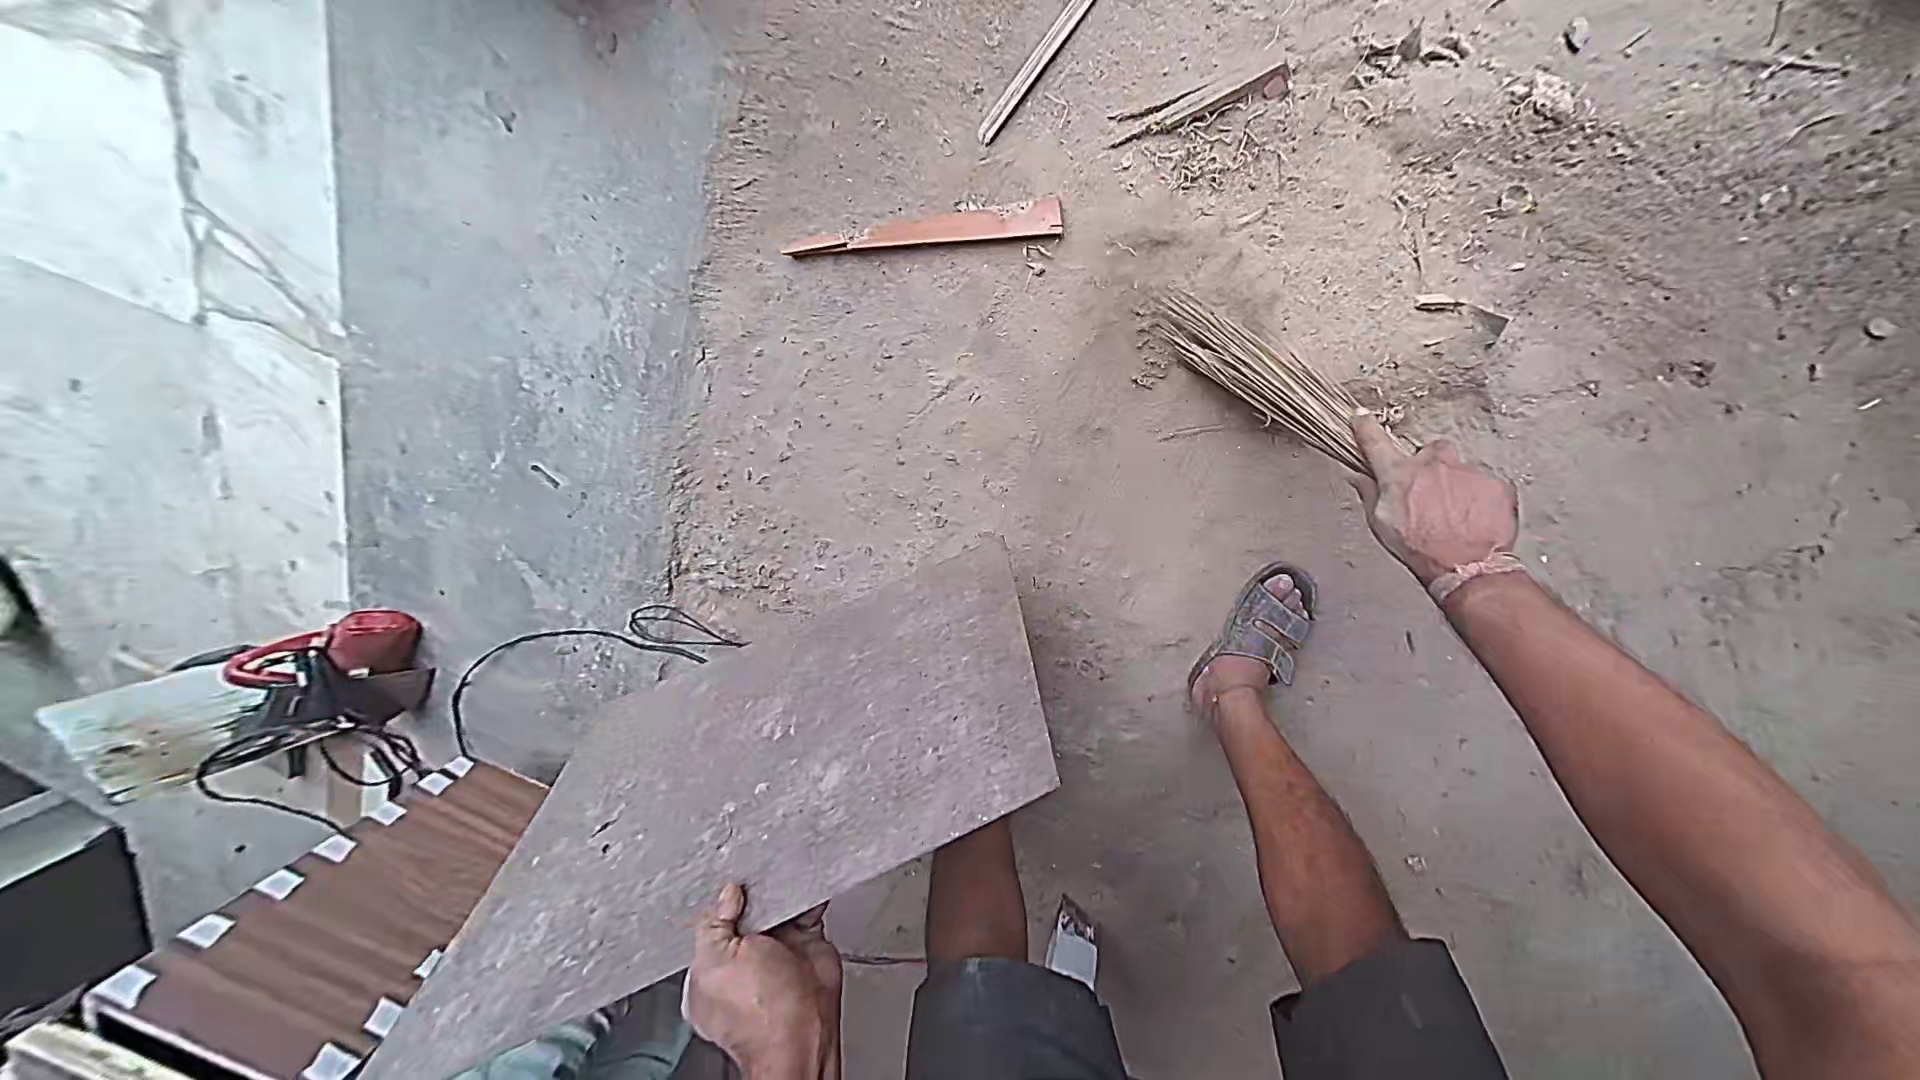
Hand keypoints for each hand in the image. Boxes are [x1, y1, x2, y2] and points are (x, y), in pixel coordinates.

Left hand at [685, 884, 842, 1079]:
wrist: (805, 1028)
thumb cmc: (758, 1014)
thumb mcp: (716, 963)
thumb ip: (714, 925)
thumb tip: (726, 895)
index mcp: (712, 969)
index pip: (712, 924)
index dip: (721, 901)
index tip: (731, 880)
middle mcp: (745, 959)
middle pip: (748, 909)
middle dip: (754, 890)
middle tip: (758, 875)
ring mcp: (777, 949)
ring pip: (778, 904)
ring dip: (782, 888)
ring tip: (783, 870)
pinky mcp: (806, 940)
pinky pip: (807, 906)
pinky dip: (809, 891)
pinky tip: (806, 880)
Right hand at [1350, 414, 1518, 587]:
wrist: (1466, 565)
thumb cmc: (1419, 547)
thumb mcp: (1379, 523)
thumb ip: (1369, 494)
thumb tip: (1359, 478)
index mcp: (1399, 474)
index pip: (1375, 442)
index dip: (1364, 427)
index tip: (1360, 417)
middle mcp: (1433, 465)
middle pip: (1427, 451)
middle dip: (1425, 464)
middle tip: (1423, 490)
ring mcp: (1466, 471)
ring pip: (1456, 466)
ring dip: (1451, 482)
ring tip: (1450, 511)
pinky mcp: (1494, 482)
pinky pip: (1481, 481)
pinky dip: (1474, 495)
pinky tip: (1468, 516)